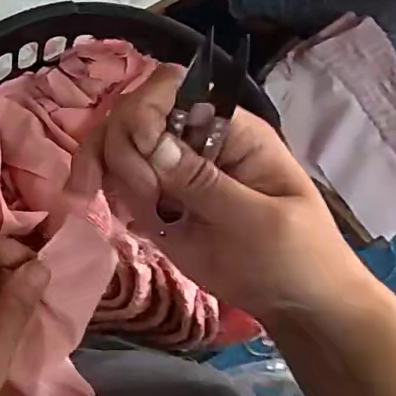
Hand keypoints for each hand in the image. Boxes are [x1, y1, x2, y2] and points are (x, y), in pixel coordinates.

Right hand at [99, 65, 367, 319]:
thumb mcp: (259, 221)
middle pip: (128, 115)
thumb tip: (150, 141)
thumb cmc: (295, 257)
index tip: (142, 152)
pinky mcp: (147, 195)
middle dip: (122, 154)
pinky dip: (100, 190)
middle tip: (145, 201)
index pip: (169, 89)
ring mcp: (164, 167)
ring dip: (107, 174)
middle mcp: (189, 138)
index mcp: (227, 129)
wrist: (293, 305)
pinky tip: (118, 216)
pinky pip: (109, 177)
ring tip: (134, 216)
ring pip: (111, 144)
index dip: (145, 112)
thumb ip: (203, 182)